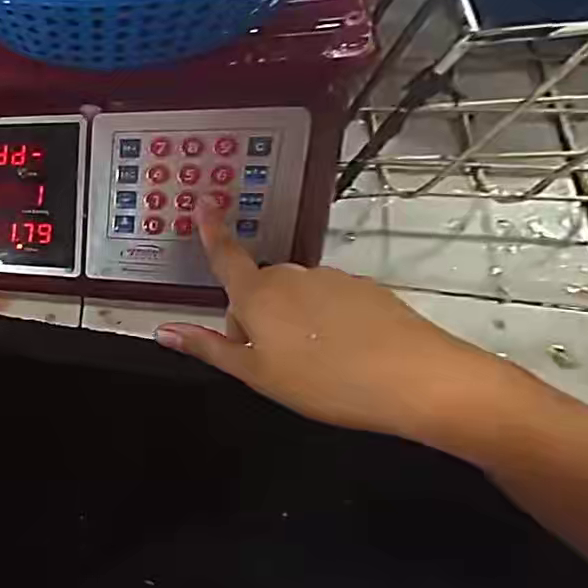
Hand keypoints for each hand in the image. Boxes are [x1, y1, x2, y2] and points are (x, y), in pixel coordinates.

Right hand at [155, 206, 542, 445]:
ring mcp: (332, 281)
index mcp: (257, 295)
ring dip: (291, 322)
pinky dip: (326, 322)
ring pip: (294, 297)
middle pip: (258, 289)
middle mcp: (293, 278)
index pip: (225, 255)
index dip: (211, 230)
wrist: (420, 382)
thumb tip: (167, 332)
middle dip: (255, 317)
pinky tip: (340, 354)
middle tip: (270, 357)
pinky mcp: (365, 290)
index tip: (206, 205)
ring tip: (312, 363)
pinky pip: (330, 301)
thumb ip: (206, 346)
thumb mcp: (253, 372)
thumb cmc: (330, 380)